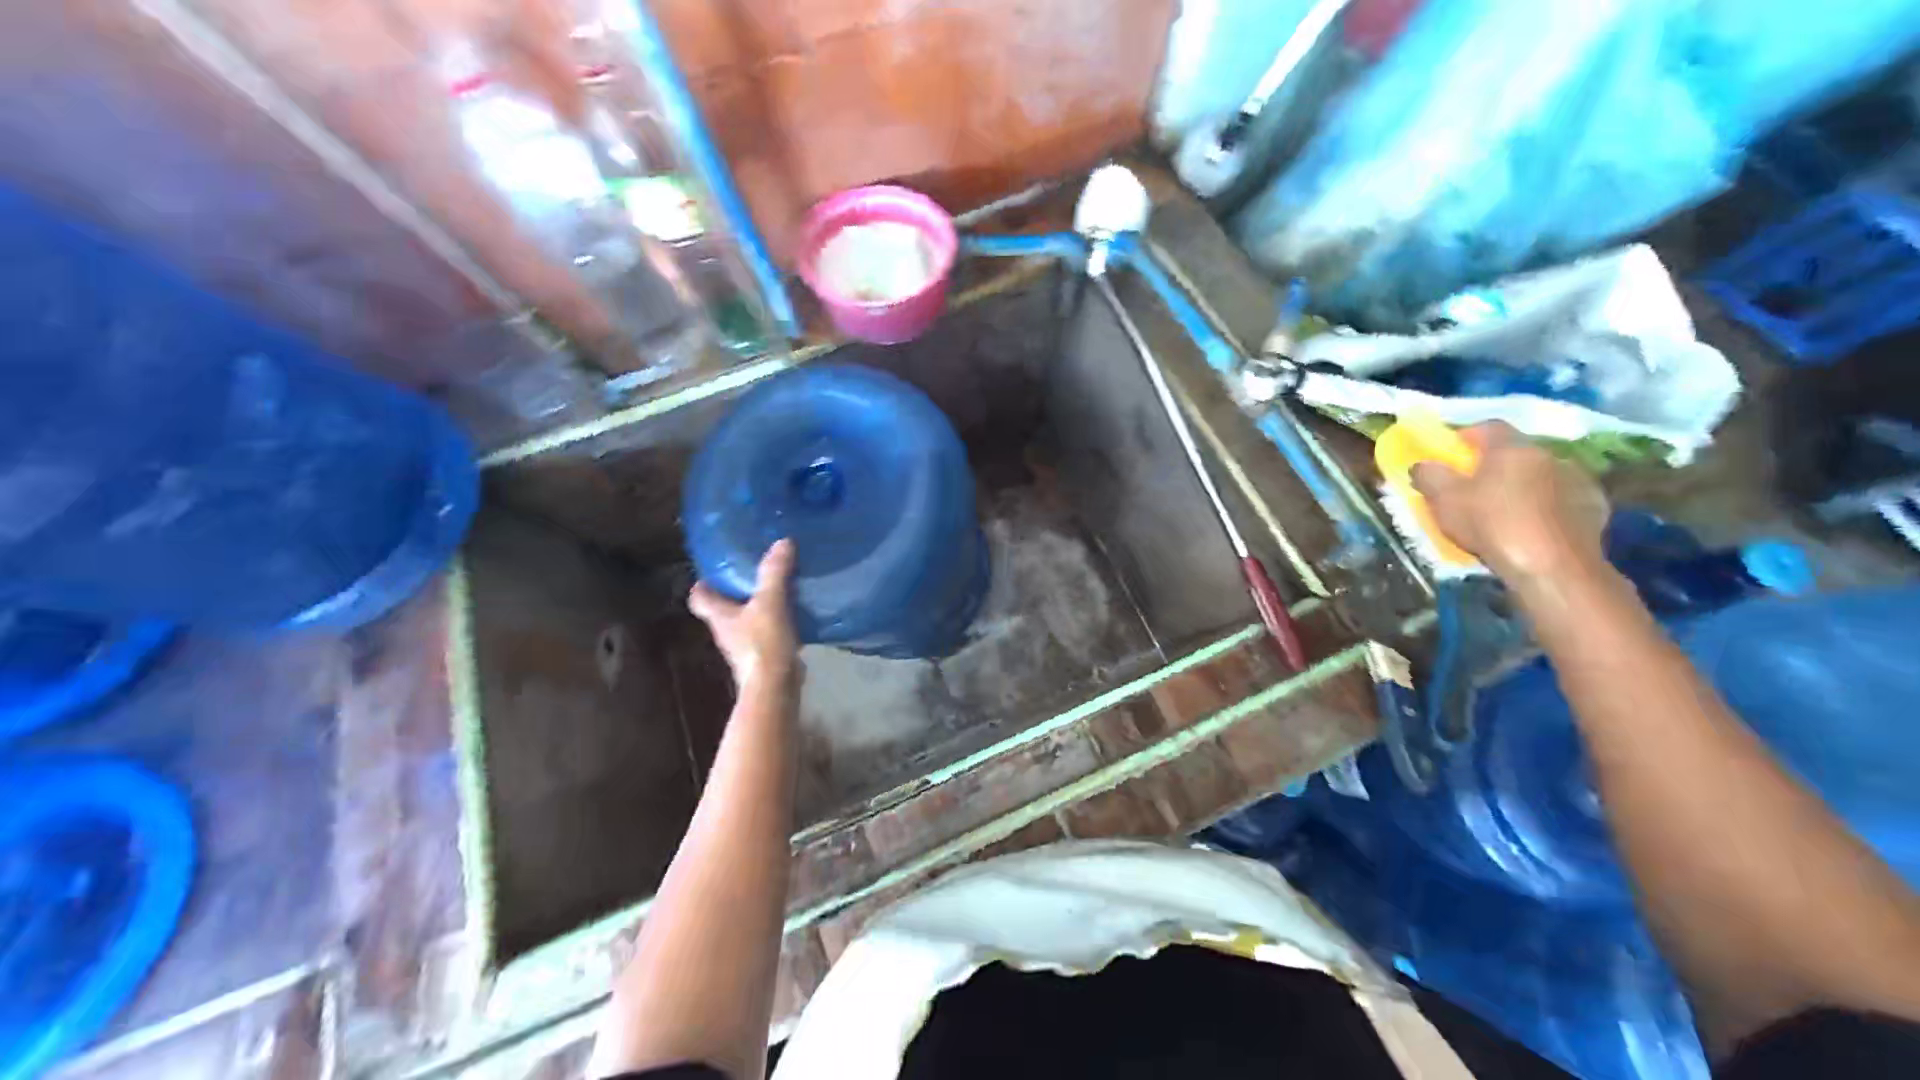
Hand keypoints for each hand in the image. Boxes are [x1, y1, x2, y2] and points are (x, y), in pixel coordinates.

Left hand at [689, 539, 797, 689]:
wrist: (775, 687)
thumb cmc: (762, 643)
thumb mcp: (770, 602)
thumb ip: (774, 572)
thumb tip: (782, 542)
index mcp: (719, 616)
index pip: (699, 597)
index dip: (704, 583)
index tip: (717, 570)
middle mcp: (726, 632)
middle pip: (723, 608)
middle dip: (736, 592)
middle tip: (754, 572)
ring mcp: (745, 647)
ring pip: (747, 621)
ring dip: (758, 607)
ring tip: (779, 588)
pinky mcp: (764, 657)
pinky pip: (767, 634)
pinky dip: (777, 623)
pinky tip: (794, 614)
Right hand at [1411, 422, 1608, 583]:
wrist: (1553, 565)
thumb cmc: (1491, 525)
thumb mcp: (1443, 500)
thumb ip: (1429, 475)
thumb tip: (1424, 464)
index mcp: (1512, 448)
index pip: (1487, 427)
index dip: (1465, 437)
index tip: (1449, 456)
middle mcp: (1549, 454)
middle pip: (1515, 452)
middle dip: (1493, 465)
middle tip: (1473, 488)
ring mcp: (1578, 479)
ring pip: (1541, 474)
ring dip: (1523, 484)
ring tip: (1506, 510)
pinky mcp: (1595, 505)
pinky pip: (1563, 497)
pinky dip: (1547, 505)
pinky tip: (1535, 526)